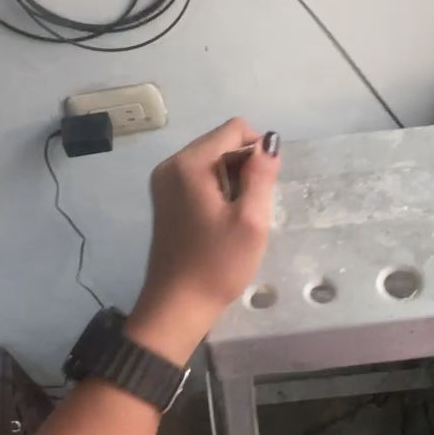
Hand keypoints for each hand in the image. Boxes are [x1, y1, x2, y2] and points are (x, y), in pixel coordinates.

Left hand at [128, 119, 280, 362]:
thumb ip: (261, 174)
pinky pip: (199, 177)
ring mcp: (164, 181)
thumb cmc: (218, 264)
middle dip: (244, 167)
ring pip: (211, 160)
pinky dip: (217, 190)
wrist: (178, 305)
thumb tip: (269, 142)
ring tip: (235, 217)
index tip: (263, 188)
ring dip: (232, 180)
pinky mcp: (165, 198)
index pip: (234, 129)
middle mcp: (171, 164)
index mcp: (190, 164)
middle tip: (249, 208)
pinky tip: (221, 220)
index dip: (258, 151)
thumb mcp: (251, 220)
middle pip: (220, 142)